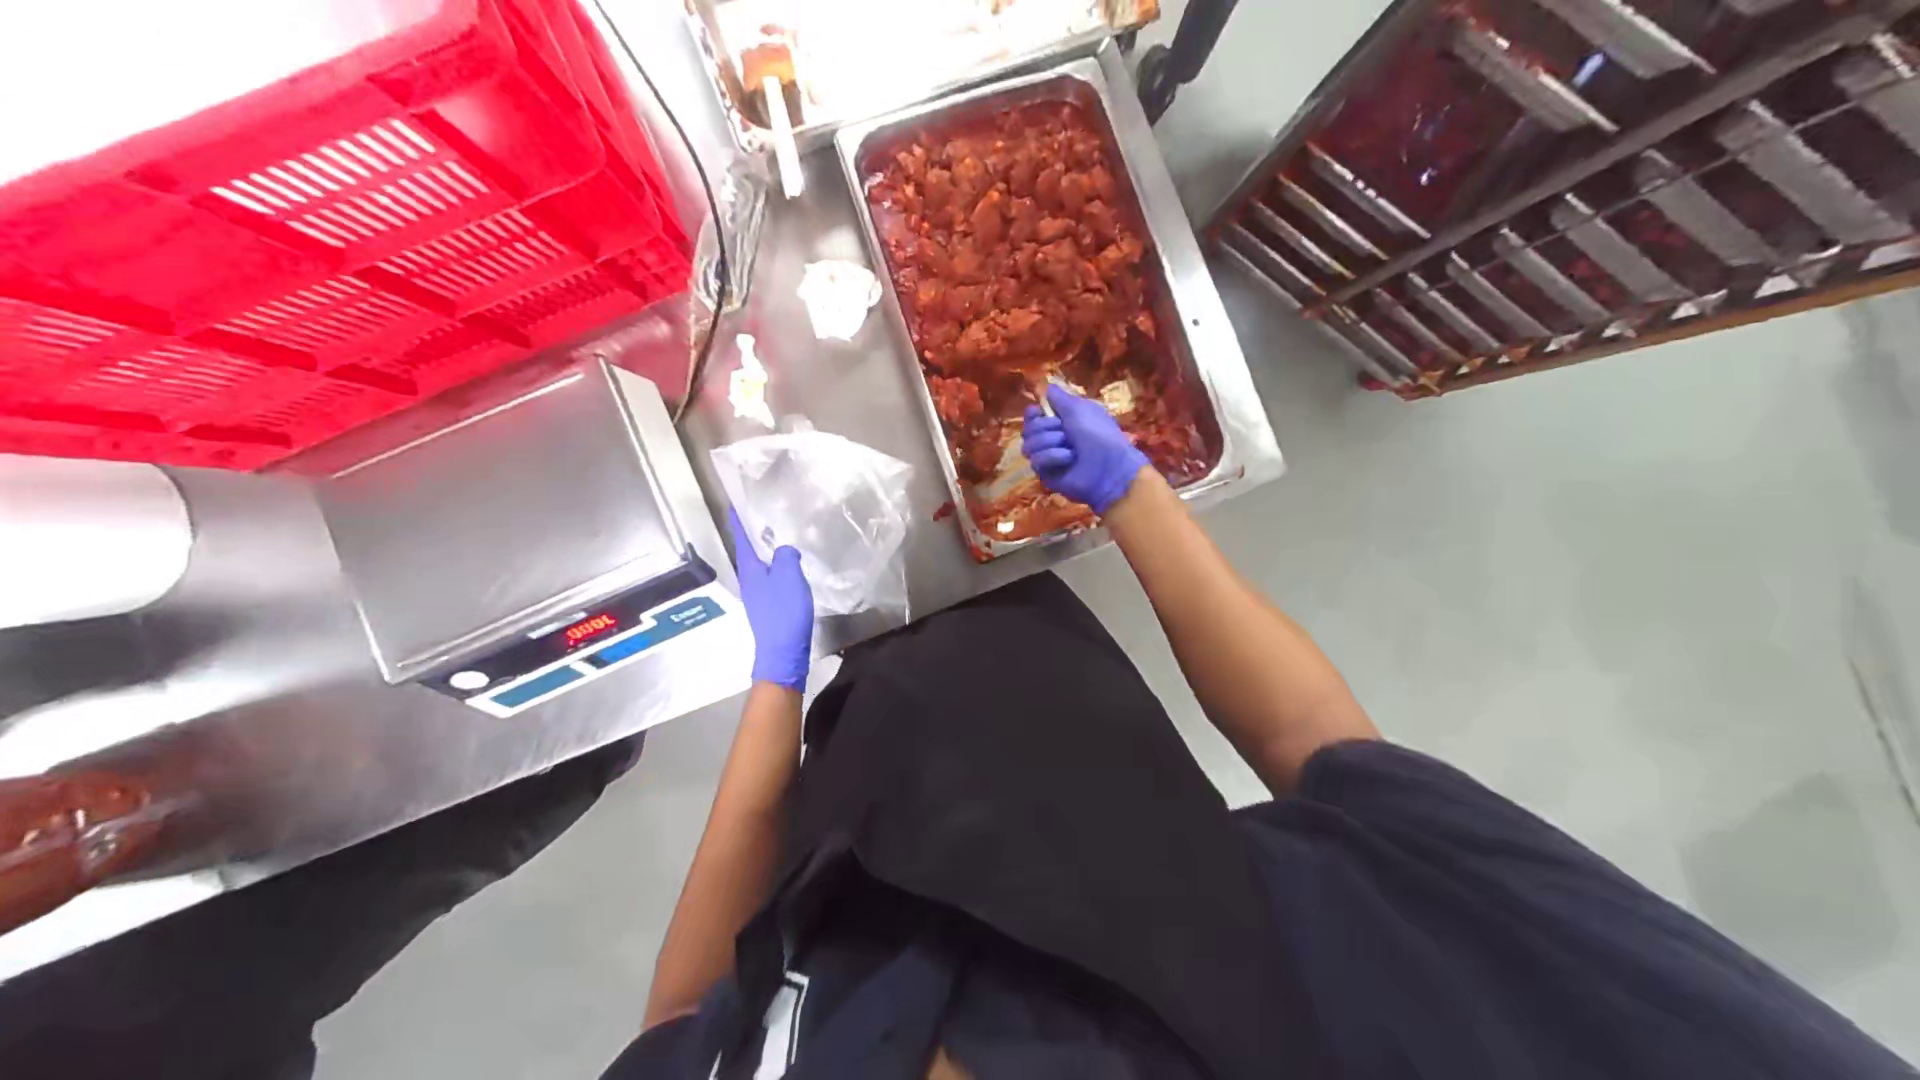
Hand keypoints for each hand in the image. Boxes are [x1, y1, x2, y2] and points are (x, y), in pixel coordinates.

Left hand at [728, 508, 813, 689]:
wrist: (783, 653)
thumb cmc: (785, 611)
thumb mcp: (790, 576)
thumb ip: (786, 555)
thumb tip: (784, 550)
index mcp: (750, 569)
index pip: (741, 538)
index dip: (738, 520)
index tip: (735, 503)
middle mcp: (749, 580)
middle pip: (749, 552)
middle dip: (755, 534)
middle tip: (765, 515)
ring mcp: (757, 596)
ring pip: (761, 566)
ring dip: (768, 552)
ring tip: (781, 537)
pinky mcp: (768, 608)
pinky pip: (771, 580)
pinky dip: (778, 569)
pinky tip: (791, 569)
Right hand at [1022, 384, 1151, 513]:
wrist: (1108, 466)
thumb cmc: (1098, 433)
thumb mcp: (1079, 408)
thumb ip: (1059, 398)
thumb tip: (1046, 387)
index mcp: (1061, 421)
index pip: (1033, 415)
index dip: (1032, 412)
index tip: (1037, 411)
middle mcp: (1052, 437)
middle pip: (1028, 428)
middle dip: (1045, 426)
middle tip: (1064, 430)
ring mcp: (1047, 457)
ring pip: (1029, 444)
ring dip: (1049, 442)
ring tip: (1069, 447)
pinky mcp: (1046, 474)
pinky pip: (1036, 461)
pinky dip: (1053, 457)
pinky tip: (1068, 459)